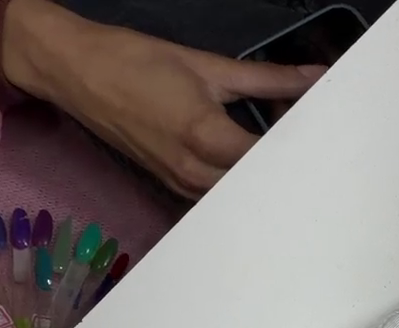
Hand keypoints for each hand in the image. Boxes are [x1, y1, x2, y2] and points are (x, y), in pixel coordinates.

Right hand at [0, 0, 324, 197]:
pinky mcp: (179, 191)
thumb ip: (269, 80)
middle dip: (291, 170)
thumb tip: (317, 78)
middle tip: (315, 154)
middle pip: (266, 186)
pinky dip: (245, 184)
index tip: (329, 145)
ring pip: (247, 196)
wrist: (69, 68)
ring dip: (269, 180)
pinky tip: (257, 167)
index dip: (306, 153)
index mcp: (209, 140)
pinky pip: (225, 196)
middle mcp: (201, 175)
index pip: (276, 162)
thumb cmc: (135, 61)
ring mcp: (188, 188)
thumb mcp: (207, 65)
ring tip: (287, 159)